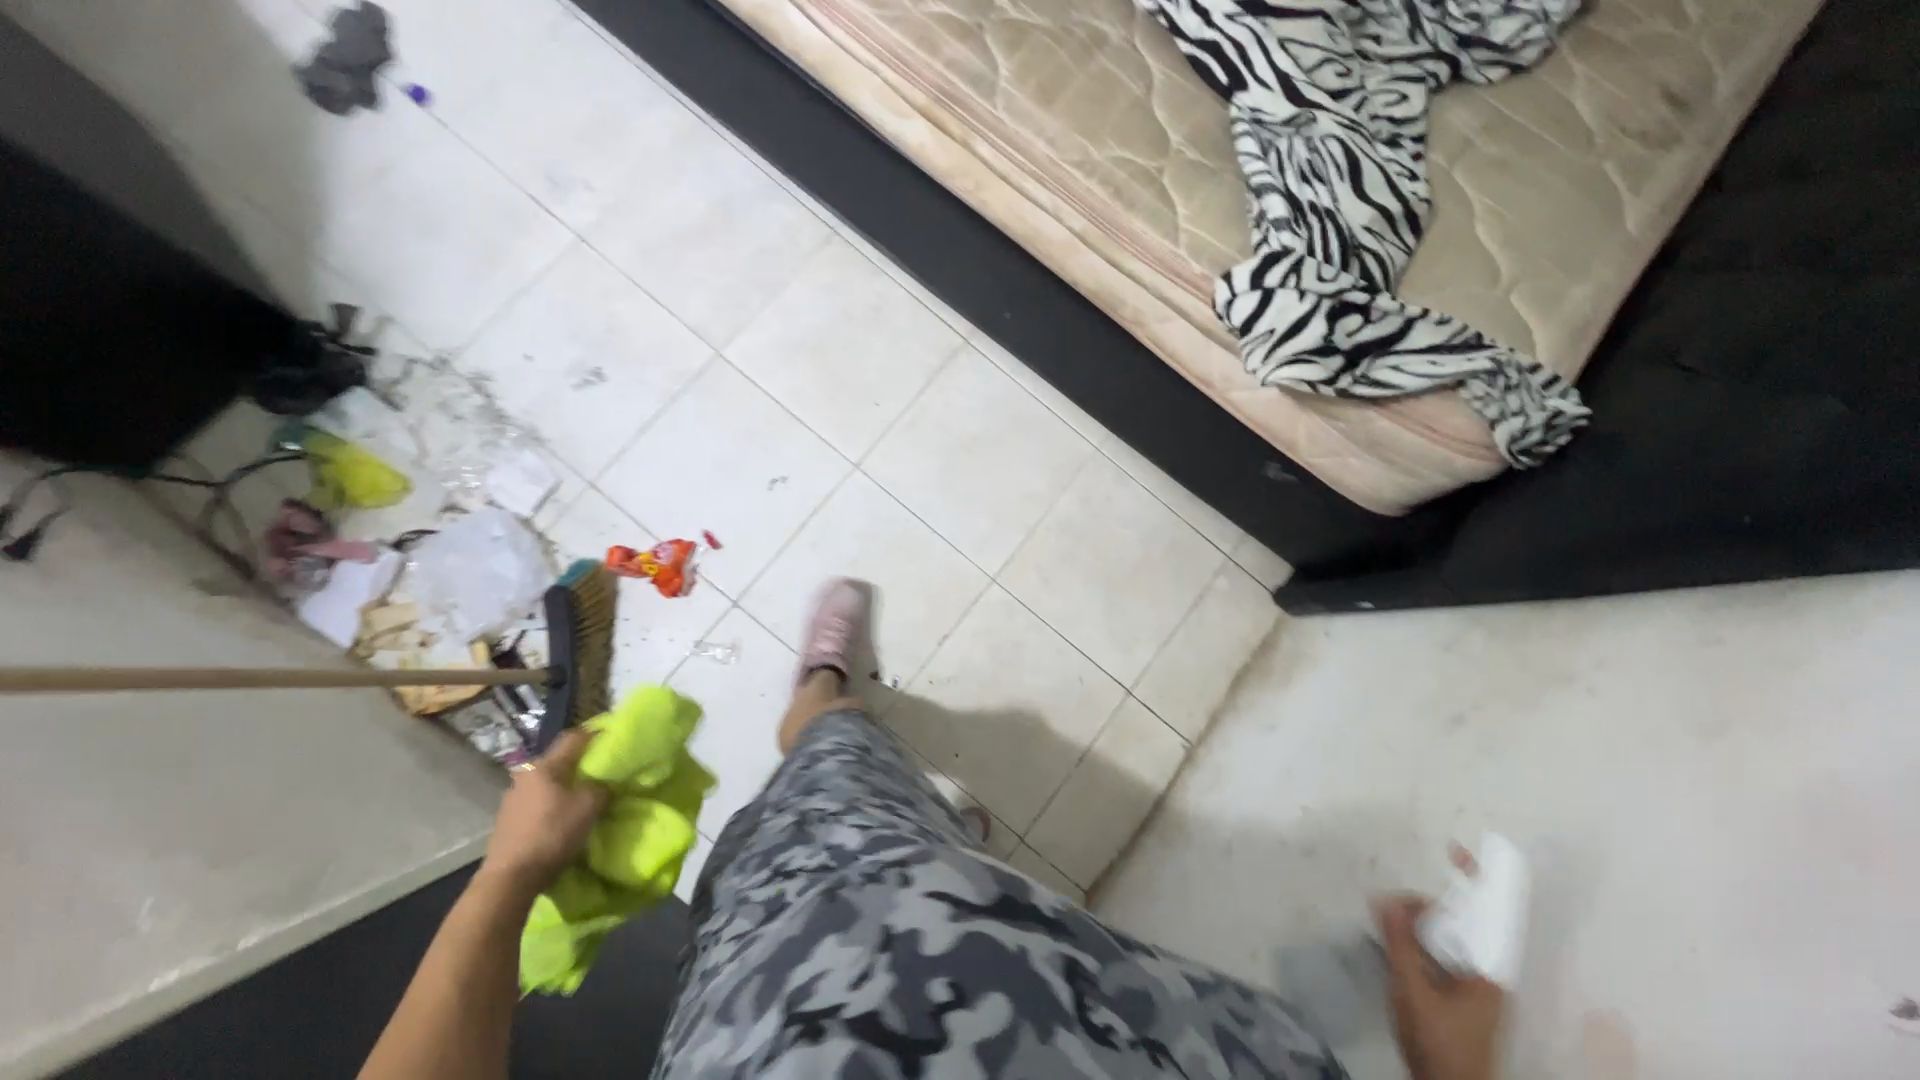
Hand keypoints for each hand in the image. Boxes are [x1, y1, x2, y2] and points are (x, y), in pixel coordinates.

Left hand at [476, 729, 608, 900]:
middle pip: (558, 762)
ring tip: (580, 800)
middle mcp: (524, 776)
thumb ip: (602, 788)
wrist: (510, 877)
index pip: (573, 738)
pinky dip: (551, 805)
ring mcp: (512, 799)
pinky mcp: (507, 821)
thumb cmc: (552, 833)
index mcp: (544, 766)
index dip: (594, 734)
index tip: (612, 739)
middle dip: (579, 765)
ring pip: (546, 784)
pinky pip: (536, 803)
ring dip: (563, 788)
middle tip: (600, 774)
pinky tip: (560, 820)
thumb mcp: (589, 807)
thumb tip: (604, 784)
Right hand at [1376, 894, 1505, 1079]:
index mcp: (1489, 968)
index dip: (1476, 878)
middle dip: (1426, 905)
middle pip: (1462, 923)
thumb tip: (1384, 898)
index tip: (1453, 850)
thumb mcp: (1413, 991)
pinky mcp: (1462, 1000)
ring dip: (1419, 926)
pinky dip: (1419, 945)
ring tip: (1386, 921)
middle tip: (1388, 905)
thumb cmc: (1440, 1041)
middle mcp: (1488, 973)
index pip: (1488, 911)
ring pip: (1449, 941)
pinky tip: (1394, 946)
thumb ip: (1399, 943)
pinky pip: (1442, 958)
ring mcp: (1476, 988)